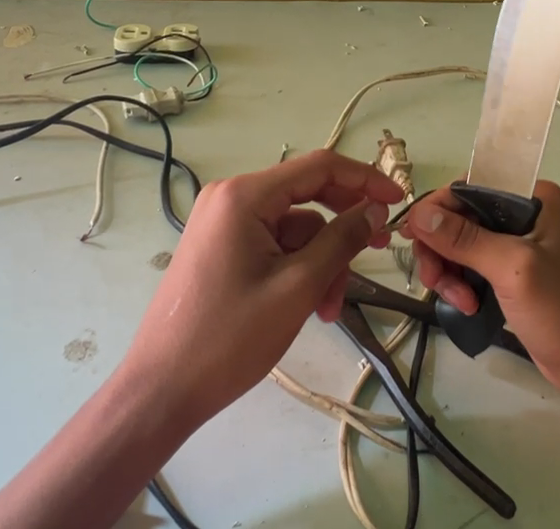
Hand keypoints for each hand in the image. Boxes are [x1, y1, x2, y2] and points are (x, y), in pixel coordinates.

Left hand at [123, 150, 402, 430]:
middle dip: (342, 231)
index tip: (398, 202)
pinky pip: (275, 246)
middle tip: (378, 254)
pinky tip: (308, 306)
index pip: (320, 167)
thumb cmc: (229, 337)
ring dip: (321, 263)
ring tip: (328, 309)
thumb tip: (374, 209)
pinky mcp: (222, 249)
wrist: (161, 391)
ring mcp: (223, 224)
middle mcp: (231, 198)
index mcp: (245, 195)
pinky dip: (298, 270)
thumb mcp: (298, 287)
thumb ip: (342, 240)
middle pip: (308, 197)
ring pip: (295, 229)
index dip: (365, 180)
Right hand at [400, 180, 559, 397]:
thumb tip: (418, 215)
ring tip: (459, 301)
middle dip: (441, 247)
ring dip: (449, 271)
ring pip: (458, 243)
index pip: (470, 186)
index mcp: (533, 197)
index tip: (414, 238)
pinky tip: (466, 305)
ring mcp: (516, 242)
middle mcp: (523, 212)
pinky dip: (459, 283)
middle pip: (459, 215)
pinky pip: (468, 265)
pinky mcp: (509, 270)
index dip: (438, 209)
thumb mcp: (513, 269)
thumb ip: (465, 239)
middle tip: (435, 280)